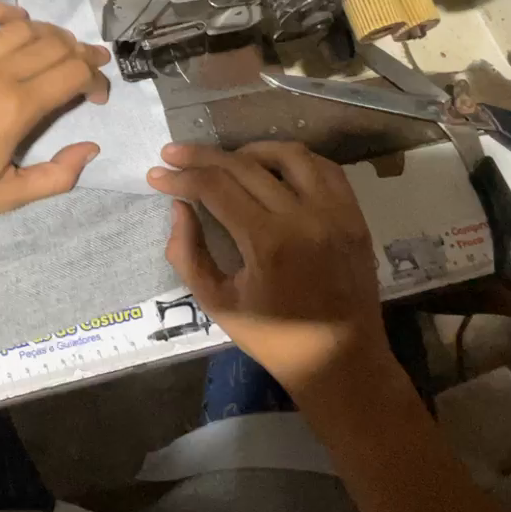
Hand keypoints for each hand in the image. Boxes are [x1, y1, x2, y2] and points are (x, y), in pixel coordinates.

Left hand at [0, 3, 110, 243]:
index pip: (72, 74)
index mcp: (15, 110)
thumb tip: (91, 148)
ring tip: (59, 48)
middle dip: (80, 54)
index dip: (95, 80)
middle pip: (53, 46)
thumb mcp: (8, 198)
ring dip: (49, 34)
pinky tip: (17, 20)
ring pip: (20, 29)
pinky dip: (2, 13)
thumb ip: (58, 175)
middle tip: (88, 67)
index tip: (97, 95)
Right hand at [147, 141, 389, 394]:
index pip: (216, 188)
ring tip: (223, 160)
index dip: (181, 176)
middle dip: (202, 157)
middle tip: (174, 153)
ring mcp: (336, 212)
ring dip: (248, 150)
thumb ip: (187, 253)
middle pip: (245, 165)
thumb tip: (179, 207)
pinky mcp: (354, 215)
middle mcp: (305, 217)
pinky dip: (293, 160)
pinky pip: (324, 169)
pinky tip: (270, 168)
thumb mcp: (216, 303)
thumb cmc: (273, 339)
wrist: (340, 361)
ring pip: (289, 155)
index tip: (156, 174)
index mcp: (269, 242)